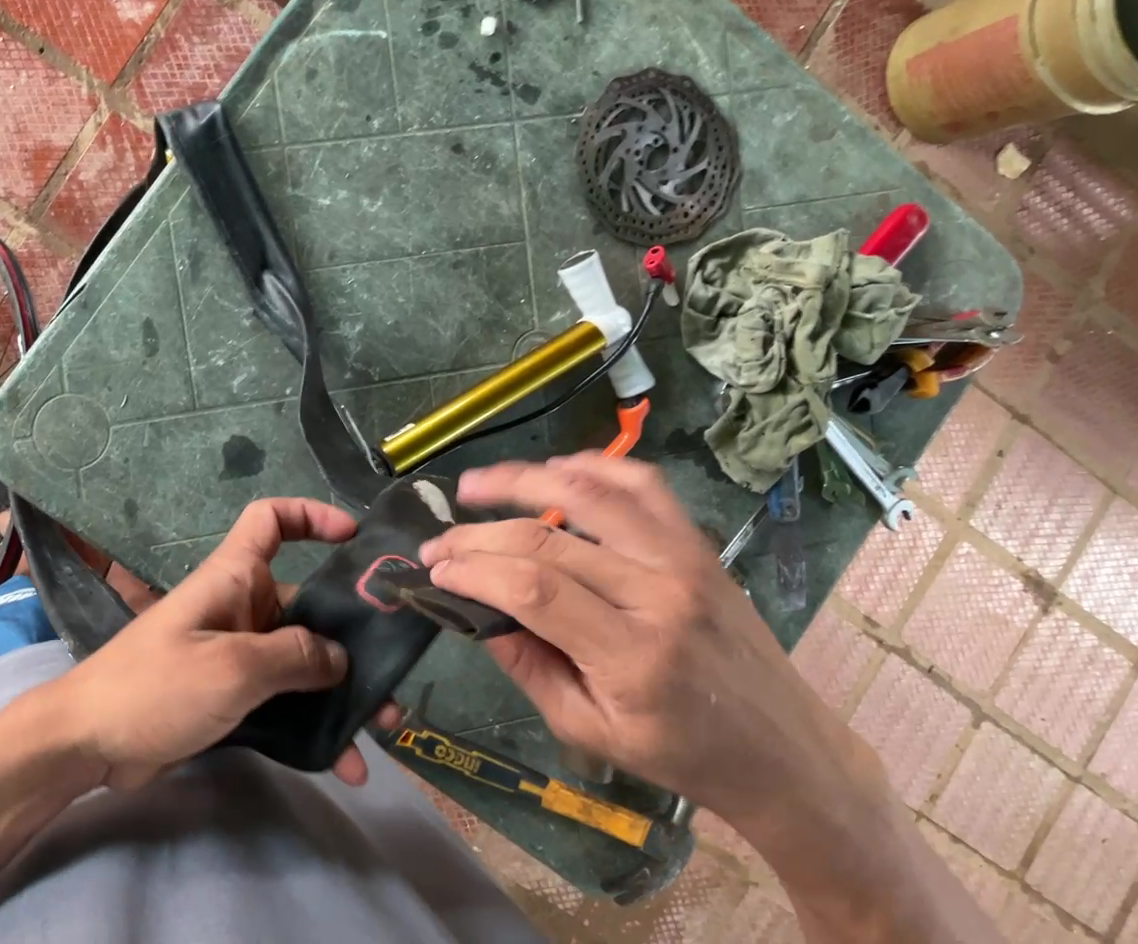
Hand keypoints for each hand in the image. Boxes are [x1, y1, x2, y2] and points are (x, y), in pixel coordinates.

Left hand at [41, 497, 365, 789]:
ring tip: (379, 732)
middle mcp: (239, 609)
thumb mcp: (232, 668)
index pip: (270, 521)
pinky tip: (342, 765)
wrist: (89, 743)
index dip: (310, 515)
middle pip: (306, 607)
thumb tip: (338, 656)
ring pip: (301, 663)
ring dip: (339, 694)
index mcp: (233, 579)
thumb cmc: (156, 686)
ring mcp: (234, 655)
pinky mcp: (229, 697)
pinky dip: (311, 728)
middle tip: (392, 680)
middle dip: (351, 641)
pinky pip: (282, 703)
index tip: (353, 537)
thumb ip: (293, 657)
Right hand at [418, 454, 885, 828]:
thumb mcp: (587, 729)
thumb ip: (526, 665)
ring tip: (473, 486)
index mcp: (631, 656)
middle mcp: (659, 595)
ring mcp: (684, 561)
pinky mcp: (698, 546)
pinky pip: (643, 486)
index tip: (435, 570)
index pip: (533, 589)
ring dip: (522, 480)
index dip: (474, 570)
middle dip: (477, 536)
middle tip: (437, 544)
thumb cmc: (680, 752)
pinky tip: (553, 470)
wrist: (785, 752)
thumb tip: (472, 608)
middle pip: (548, 541)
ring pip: (591, 496)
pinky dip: (592, 466)